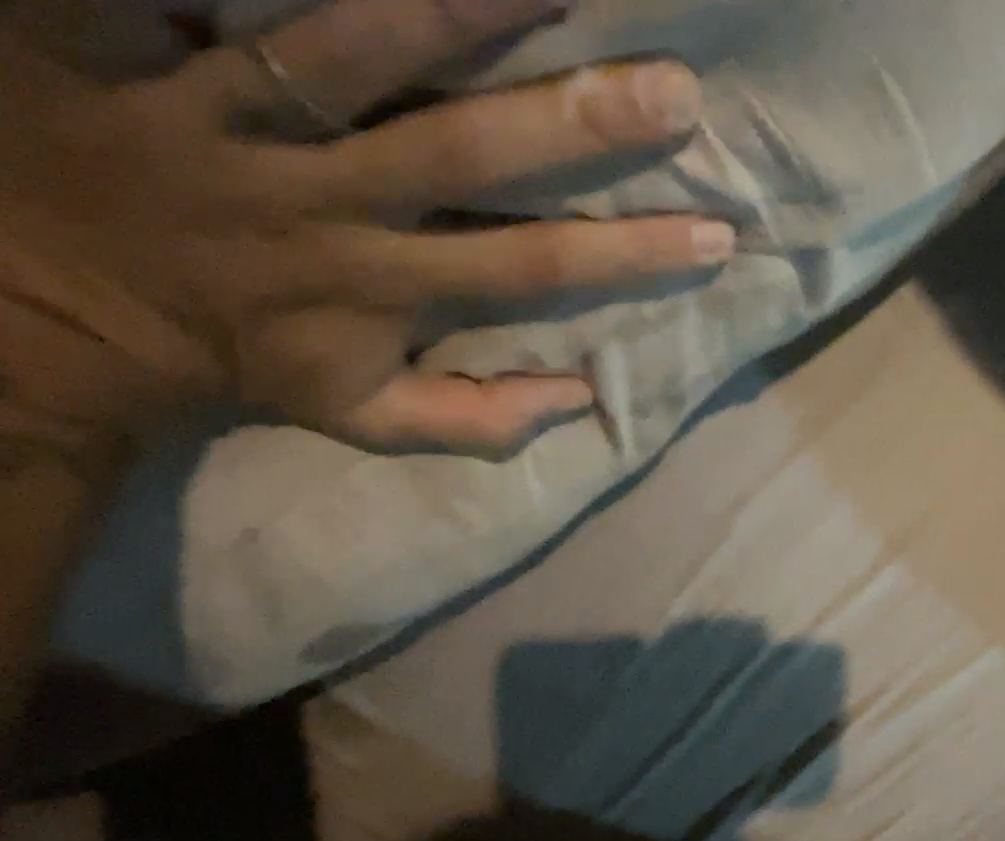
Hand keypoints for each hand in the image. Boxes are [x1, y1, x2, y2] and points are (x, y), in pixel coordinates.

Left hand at [0, 0, 733, 452]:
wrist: (35, 319)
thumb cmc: (234, 362)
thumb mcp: (361, 417)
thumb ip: (474, 417)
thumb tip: (584, 395)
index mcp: (383, 287)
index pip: (533, 266)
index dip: (630, 253)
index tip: (717, 234)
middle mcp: (323, 203)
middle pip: (465, 153)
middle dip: (574, 123)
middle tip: (672, 90)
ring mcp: (224, 123)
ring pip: (343, 50)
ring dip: (445, 8)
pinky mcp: (113, 49)